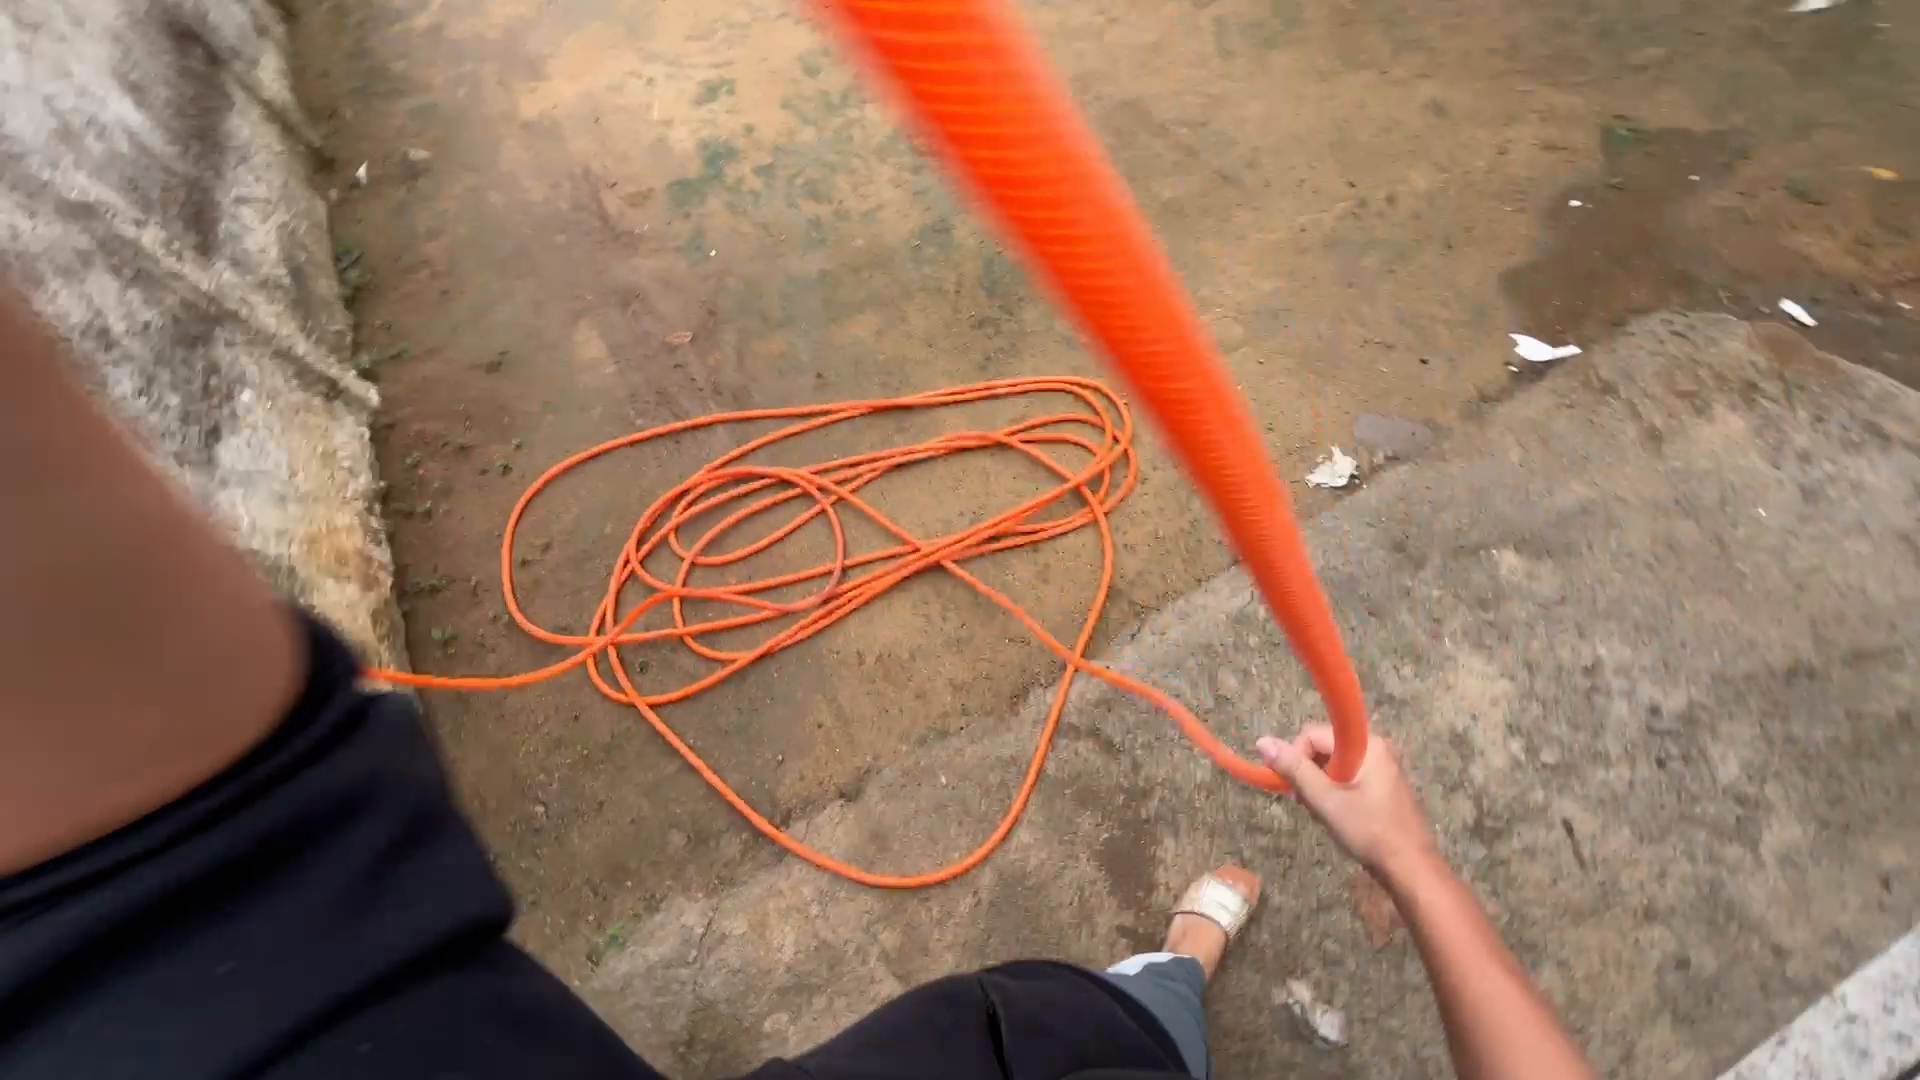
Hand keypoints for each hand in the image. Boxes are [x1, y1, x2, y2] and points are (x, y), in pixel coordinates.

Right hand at [1256, 726, 1439, 885]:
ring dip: (1318, 784)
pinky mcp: (1381, 783)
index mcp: (1367, 745)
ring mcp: (1381, 766)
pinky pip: (1345, 775)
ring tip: (1320, 810)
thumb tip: (1262, 741)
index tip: (1295, 787)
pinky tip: (1334, 813)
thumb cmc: (1369, 831)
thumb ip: (1293, 769)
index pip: (1313, 735)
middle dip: (1307, 773)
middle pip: (1322, 747)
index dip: (1296, 757)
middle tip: (1305, 801)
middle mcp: (1375, 747)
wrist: (1411, 869)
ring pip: (1331, 763)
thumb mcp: (1325, 799)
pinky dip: (1332, 790)